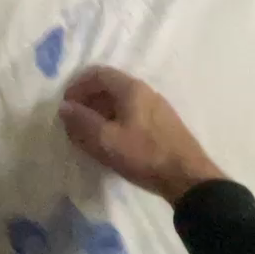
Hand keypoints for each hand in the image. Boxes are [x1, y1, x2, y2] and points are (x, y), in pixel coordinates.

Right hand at [59, 66, 225, 203]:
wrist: (190, 179)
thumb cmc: (145, 155)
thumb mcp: (107, 140)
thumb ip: (82, 121)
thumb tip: (64, 107)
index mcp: (131, 88)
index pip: (97, 74)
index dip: (77, 86)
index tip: (66, 105)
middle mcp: (145, 91)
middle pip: (109, 86)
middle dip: (87, 101)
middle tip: (75, 122)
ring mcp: (157, 107)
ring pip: (121, 102)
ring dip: (101, 113)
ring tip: (90, 135)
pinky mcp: (163, 124)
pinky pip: (132, 114)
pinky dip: (115, 121)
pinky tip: (113, 143)